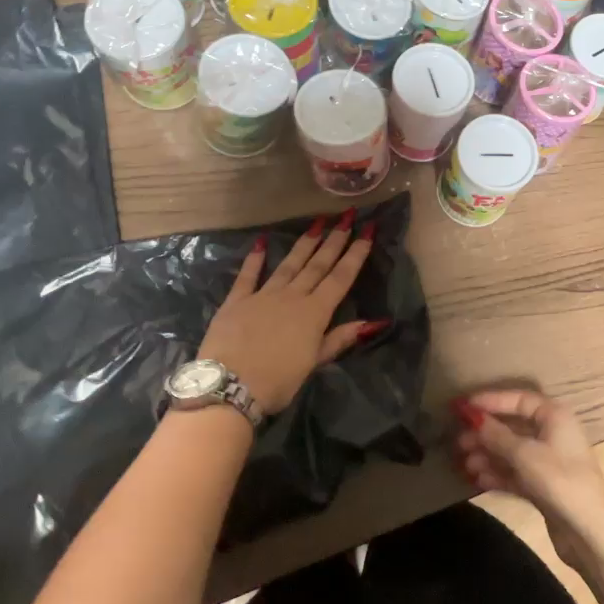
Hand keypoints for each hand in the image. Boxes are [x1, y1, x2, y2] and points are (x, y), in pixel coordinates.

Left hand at [195, 208, 387, 410]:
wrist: (229, 386)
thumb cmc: (277, 382)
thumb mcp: (313, 364)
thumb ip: (339, 338)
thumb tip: (375, 321)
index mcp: (315, 313)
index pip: (341, 277)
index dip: (356, 253)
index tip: (367, 230)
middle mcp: (292, 297)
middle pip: (318, 264)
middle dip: (335, 240)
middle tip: (346, 217)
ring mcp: (263, 295)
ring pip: (290, 264)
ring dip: (305, 243)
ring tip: (318, 223)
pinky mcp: (236, 301)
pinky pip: (248, 275)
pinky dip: (255, 258)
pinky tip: (261, 242)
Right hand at [453, 390, 603, 563]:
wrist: (588, 530)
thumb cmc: (559, 480)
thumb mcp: (525, 454)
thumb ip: (497, 435)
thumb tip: (475, 418)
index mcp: (555, 416)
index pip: (520, 400)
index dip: (492, 401)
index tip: (464, 407)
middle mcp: (553, 434)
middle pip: (514, 427)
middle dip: (486, 433)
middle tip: (458, 442)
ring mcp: (549, 462)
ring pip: (512, 452)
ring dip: (488, 456)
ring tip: (465, 464)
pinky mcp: (544, 486)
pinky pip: (516, 474)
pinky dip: (498, 474)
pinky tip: (477, 480)